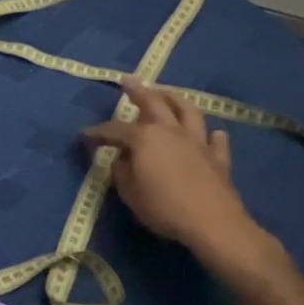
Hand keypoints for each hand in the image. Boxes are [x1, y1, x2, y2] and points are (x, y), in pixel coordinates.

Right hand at [83, 77, 270, 270]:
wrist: (213, 224)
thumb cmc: (163, 207)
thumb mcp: (129, 192)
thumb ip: (121, 172)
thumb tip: (121, 160)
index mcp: (144, 138)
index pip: (114, 130)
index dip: (98, 132)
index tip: (85, 135)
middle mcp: (170, 131)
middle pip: (153, 103)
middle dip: (138, 90)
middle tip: (128, 80)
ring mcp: (197, 142)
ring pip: (188, 112)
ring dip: (176, 99)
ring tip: (167, 94)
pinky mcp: (219, 159)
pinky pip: (216, 142)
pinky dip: (212, 135)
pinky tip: (212, 134)